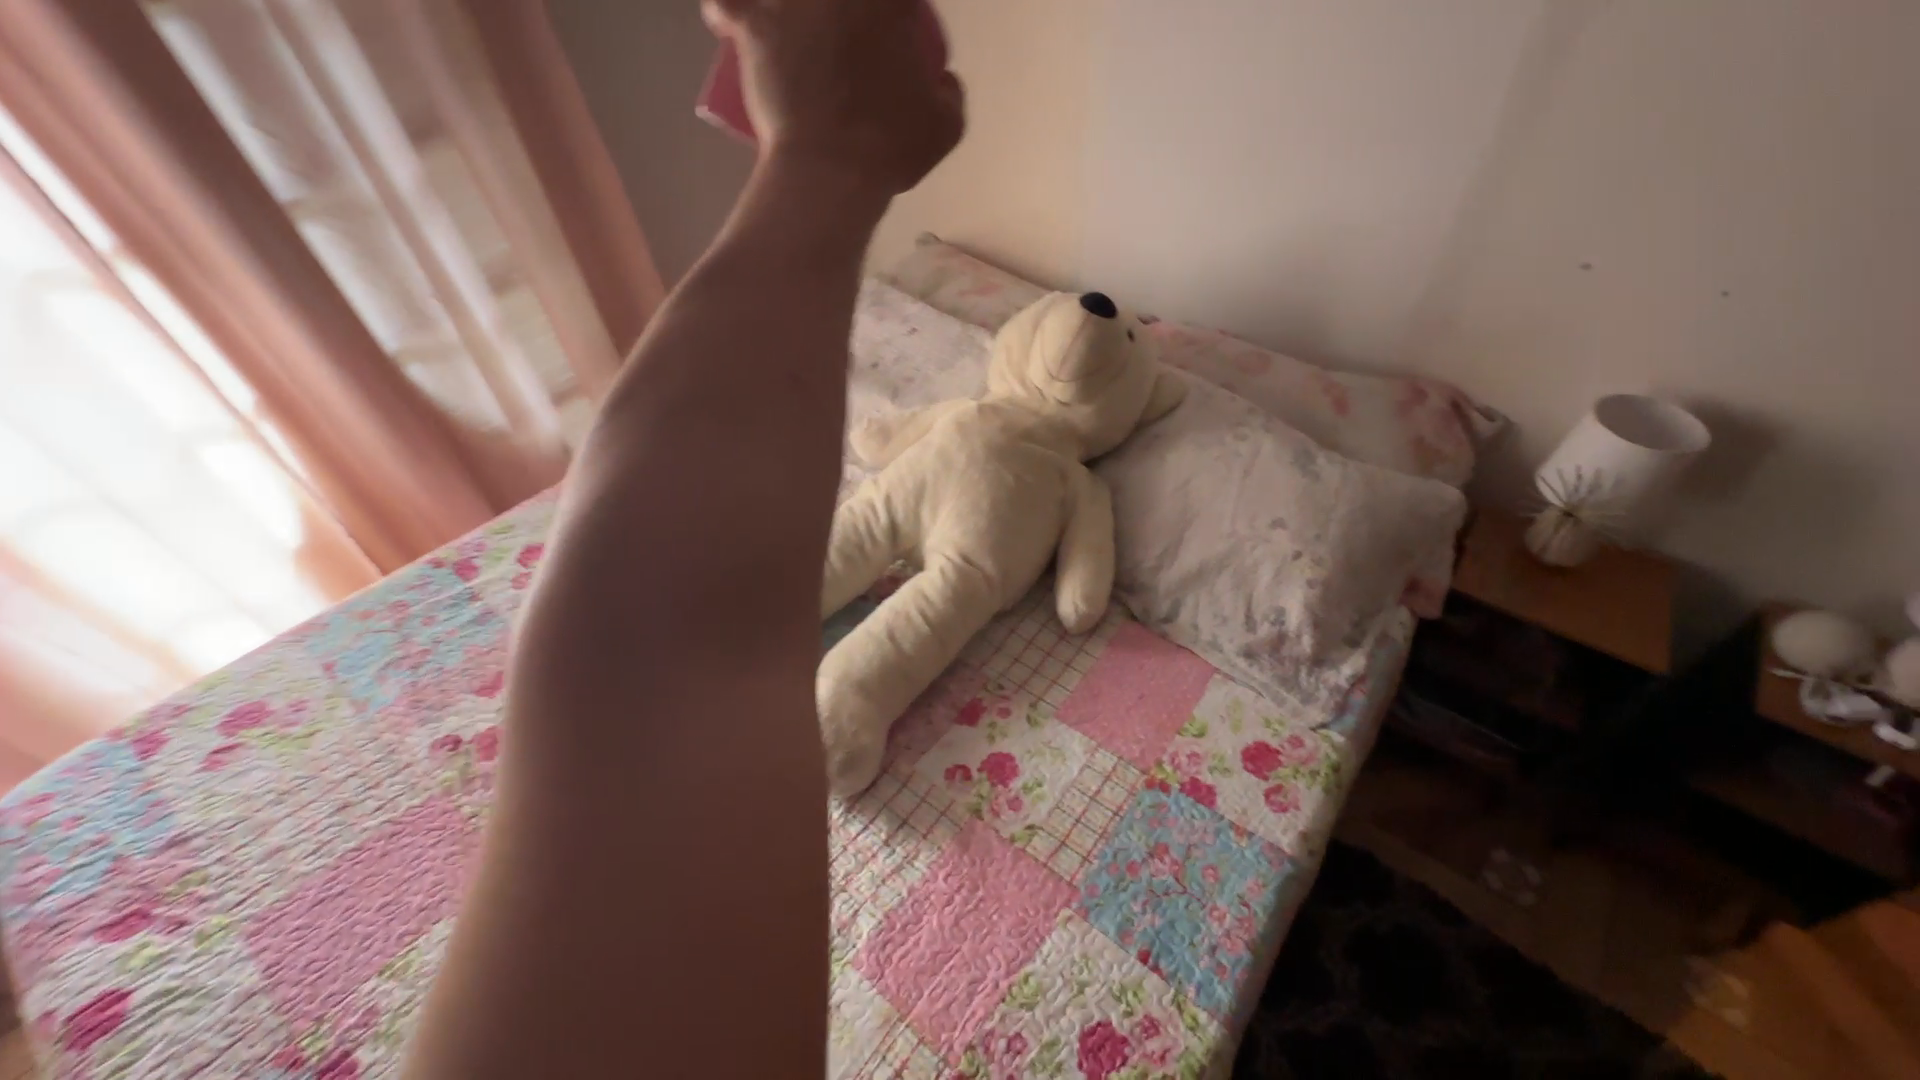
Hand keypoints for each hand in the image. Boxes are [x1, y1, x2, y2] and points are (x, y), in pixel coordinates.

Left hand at [703, 0, 964, 196]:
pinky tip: (727, 21)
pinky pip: (728, 4)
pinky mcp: (755, 28)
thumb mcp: (945, 127)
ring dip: (787, 9)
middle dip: (839, 13)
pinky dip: (726, 11)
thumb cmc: (892, 149)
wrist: (834, 172)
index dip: (894, 11)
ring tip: (784, 26)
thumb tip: (943, 79)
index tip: (893, 26)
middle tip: (839, 35)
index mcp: (890, 2)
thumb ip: (950, 93)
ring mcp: (794, 4)